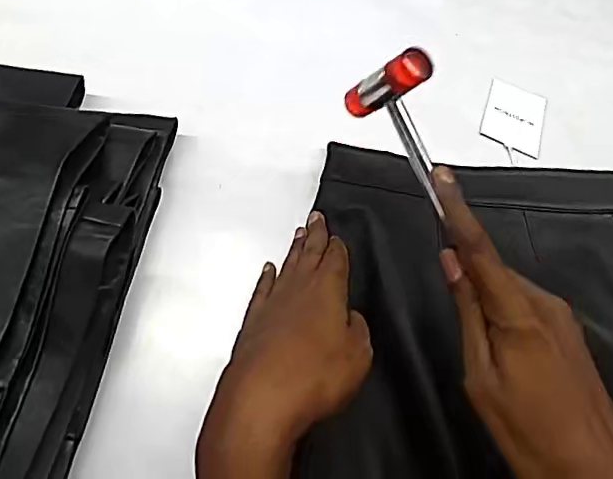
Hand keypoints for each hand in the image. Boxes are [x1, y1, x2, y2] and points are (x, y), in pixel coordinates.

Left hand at [197, 212, 372, 478]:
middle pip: (309, 252)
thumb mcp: (357, 356)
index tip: (336, 234)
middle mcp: (299, 286)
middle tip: (316, 217)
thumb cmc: (311, 375)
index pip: (335, 257)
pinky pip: (263, 288)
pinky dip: (267, 277)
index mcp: (328, 287)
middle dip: (315, 233)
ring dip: (294, 249)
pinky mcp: (254, 320)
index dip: (337, 245)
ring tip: (299, 234)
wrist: (261, 396)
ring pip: (288, 265)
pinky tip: (268, 271)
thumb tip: (352, 320)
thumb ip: (358, 332)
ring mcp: (274, 301)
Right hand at [435, 168, 612, 478]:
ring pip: (507, 287)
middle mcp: (545, 303)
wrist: (601, 478)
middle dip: (468, 276)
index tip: (442, 177)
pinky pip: (525, 304)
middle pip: (492, 268)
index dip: (456, 208)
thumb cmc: (537, 439)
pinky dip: (506, 313)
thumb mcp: (482, 378)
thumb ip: (466, 311)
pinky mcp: (569, 331)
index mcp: (519, 312)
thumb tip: (451, 262)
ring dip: (488, 302)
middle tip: (459, 319)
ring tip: (491, 361)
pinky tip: (508, 357)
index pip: (478, 245)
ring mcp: (561, 316)